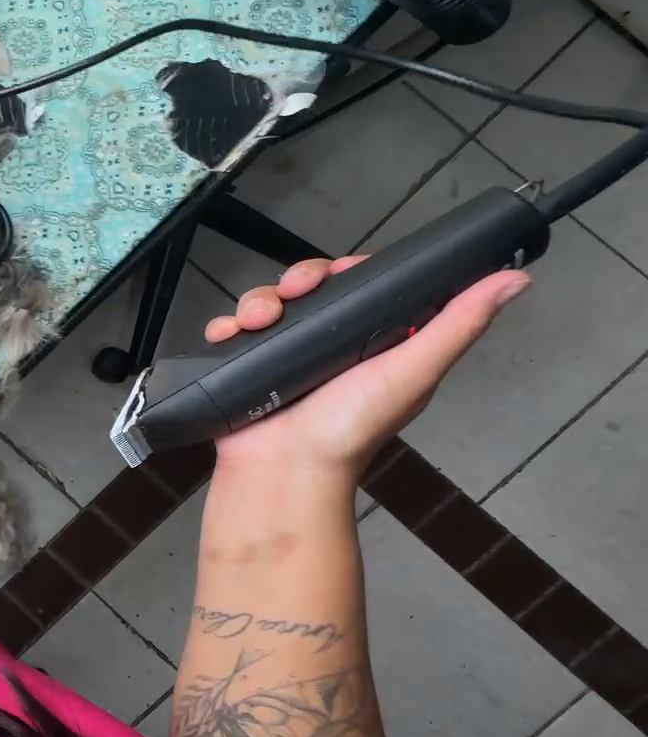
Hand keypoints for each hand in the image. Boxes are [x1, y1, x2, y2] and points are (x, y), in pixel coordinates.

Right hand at [205, 257, 528, 478]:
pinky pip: (227, 334)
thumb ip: (455, 327)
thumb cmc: (349, 426)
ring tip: (253, 322)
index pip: (360, 288)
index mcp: (368, 342)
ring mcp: (276, 356)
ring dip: (256, 303)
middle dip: (297, 280)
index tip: (342, 270)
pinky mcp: (238, 368)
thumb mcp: (412, 374)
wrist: (281, 466)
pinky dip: (223, 328)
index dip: (351, 271)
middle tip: (293, 292)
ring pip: (264, 306)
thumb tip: (515, 279)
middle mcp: (322, 345)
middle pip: (307, 290)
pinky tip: (226, 335)